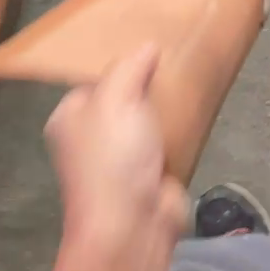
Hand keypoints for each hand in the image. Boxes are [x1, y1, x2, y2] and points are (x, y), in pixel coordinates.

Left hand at [44, 45, 188, 258]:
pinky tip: (199, 116)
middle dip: (147, 86)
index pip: (94, 80)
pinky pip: (167, 143)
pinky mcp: (150, 175)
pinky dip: (181, 133)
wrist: (133, 224)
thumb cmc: (113, 158)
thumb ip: (129, 69)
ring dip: (167, 110)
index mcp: (70, 118)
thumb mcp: (115, 100)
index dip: (121, 65)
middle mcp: (92, 138)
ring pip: (147, 122)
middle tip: (178, 61)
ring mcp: (122, 159)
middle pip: (123, 100)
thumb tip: (148, 46)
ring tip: (192, 81)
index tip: (151, 46)